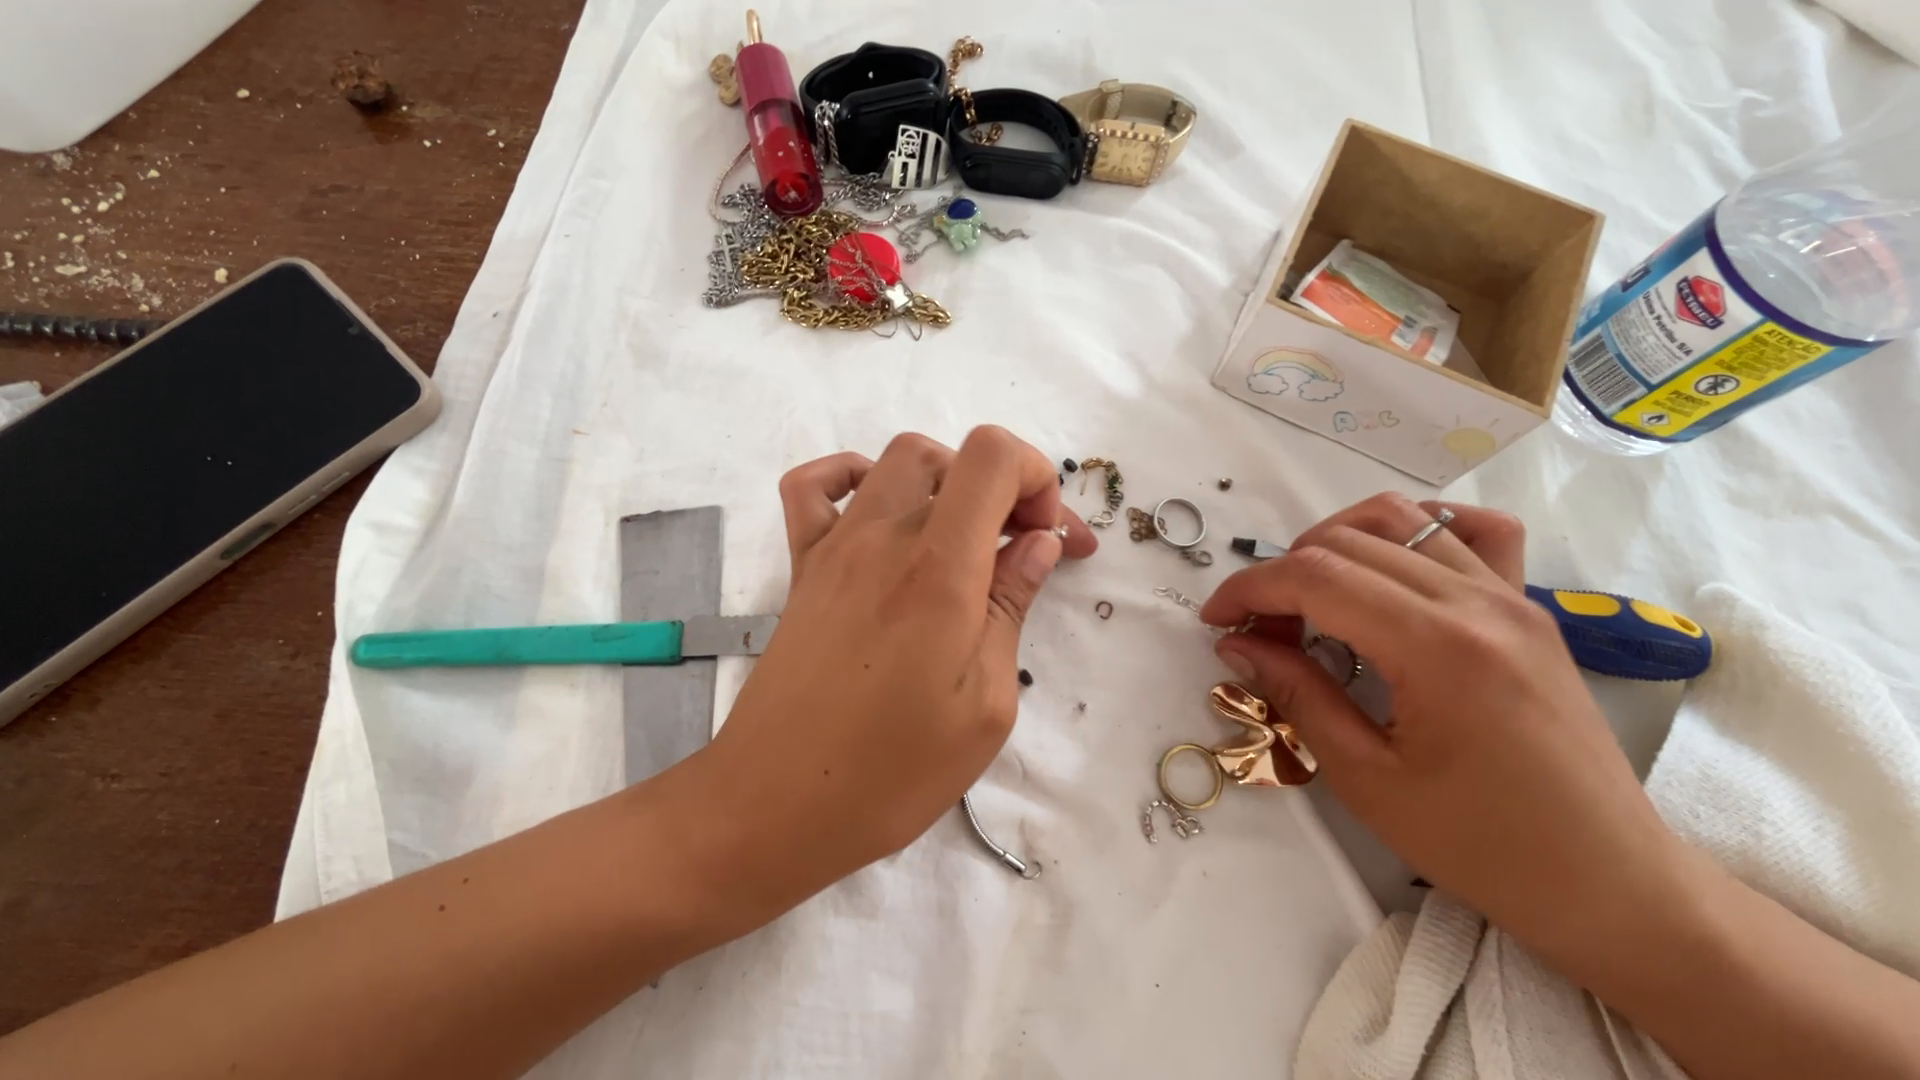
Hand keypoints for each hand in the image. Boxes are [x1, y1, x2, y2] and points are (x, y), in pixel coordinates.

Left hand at [689, 429, 1096, 922]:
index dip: (1037, 479)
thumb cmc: (891, 773)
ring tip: (964, 542)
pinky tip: (880, 515)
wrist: (773, 806)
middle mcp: (881, 538)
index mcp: (937, 569)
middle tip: (1025, 551)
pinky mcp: (801, 570)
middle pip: (953, 456)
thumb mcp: (984, 705)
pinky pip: (811, 487)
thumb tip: (1038, 543)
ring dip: (946, 483)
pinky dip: (851, 477)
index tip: (1049, 542)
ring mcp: (832, 548)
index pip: (992, 456)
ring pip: (895, 462)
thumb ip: (1011, 607)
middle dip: (1006, 490)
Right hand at [1200, 494, 1682, 957]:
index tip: (1215, 621)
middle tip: (1260, 632)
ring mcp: (1513, 597)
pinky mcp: (1531, 609)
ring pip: (1404, 518)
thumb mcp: (1366, 778)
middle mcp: (1478, 601)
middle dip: (1284, 574)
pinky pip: (1474, 532)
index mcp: (1437, 646)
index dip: (1250, 588)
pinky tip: (1395, 568)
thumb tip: (1237, 644)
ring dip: (1337, 543)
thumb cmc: (1480, 845)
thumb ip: (1297, 693)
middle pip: (1349, 541)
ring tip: (1313, 596)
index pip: (1317, 576)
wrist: (1607, 880)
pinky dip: (1421, 529)